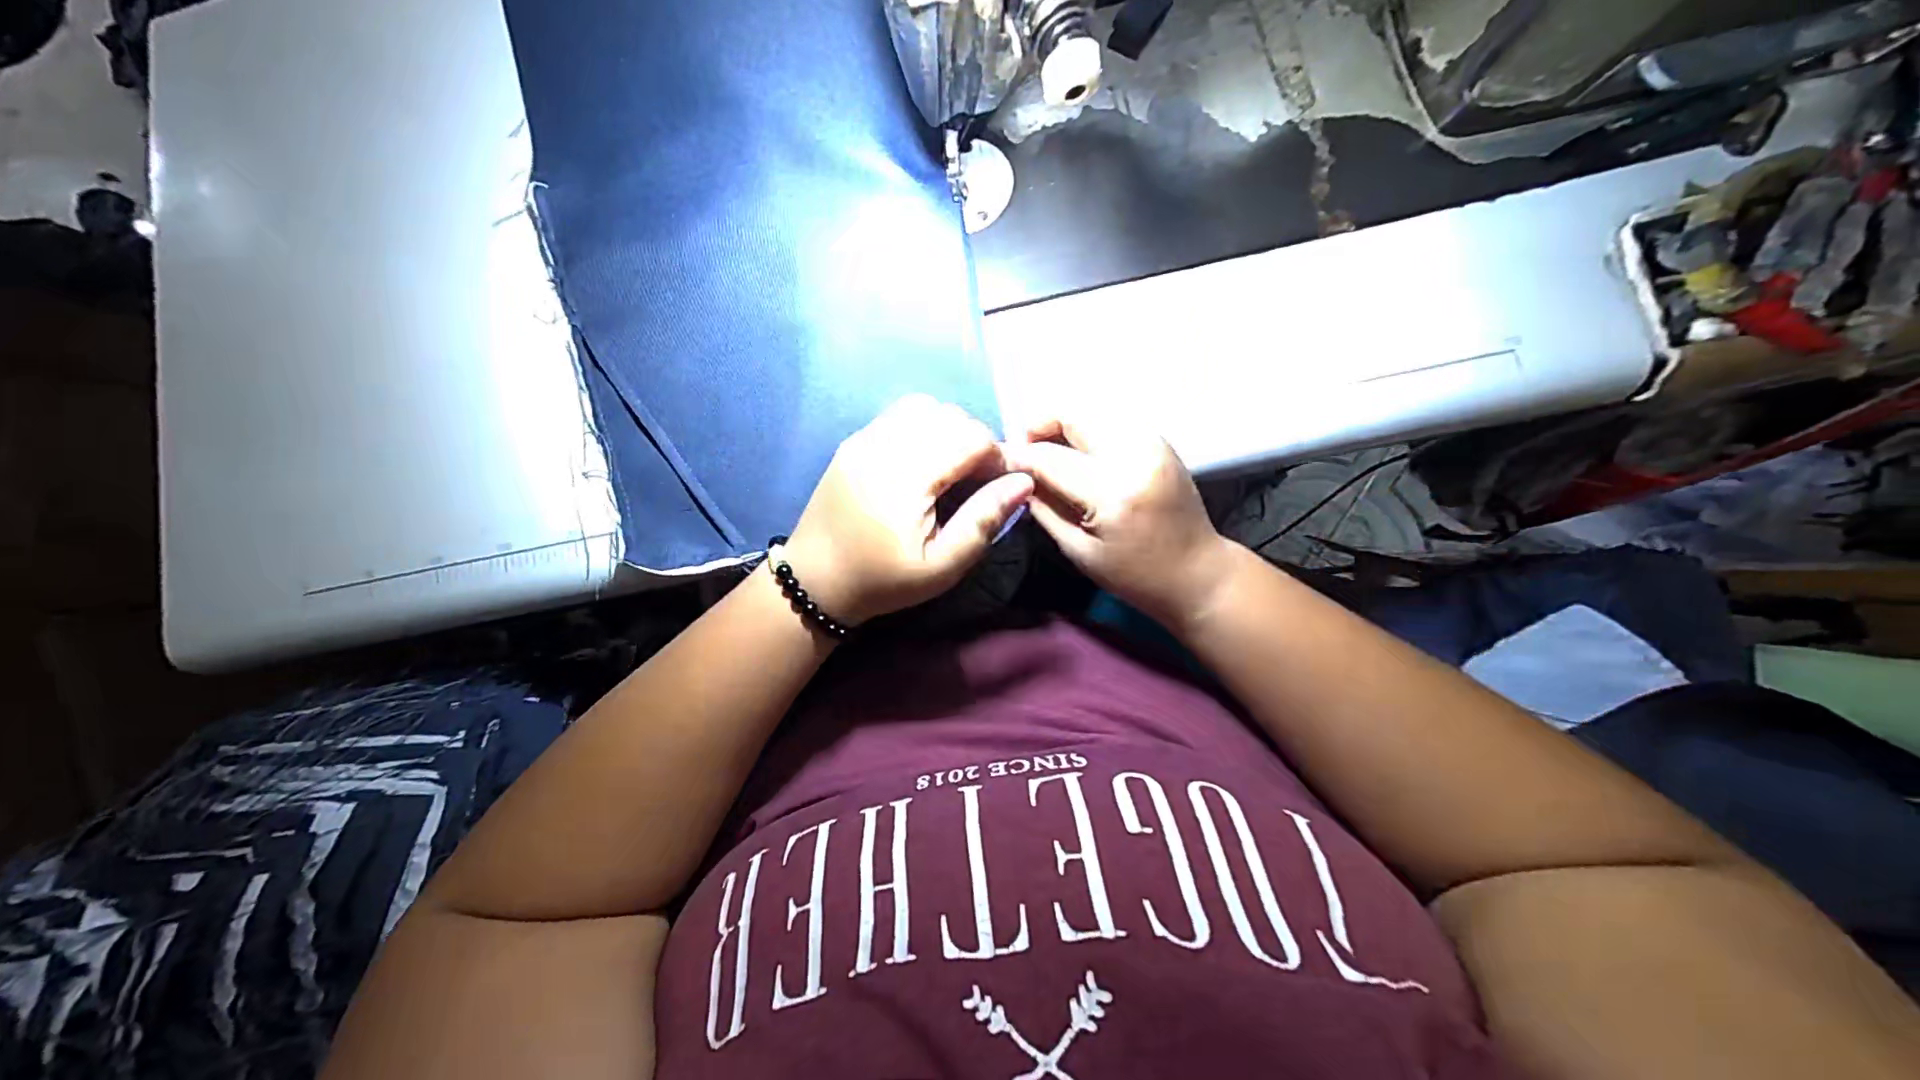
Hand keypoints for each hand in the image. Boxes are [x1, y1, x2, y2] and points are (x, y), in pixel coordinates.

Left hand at [781, 396, 1034, 625]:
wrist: (816, 581)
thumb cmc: (884, 581)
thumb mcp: (943, 566)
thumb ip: (984, 520)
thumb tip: (1024, 480)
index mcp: (907, 478)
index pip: (971, 437)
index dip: (996, 458)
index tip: (995, 488)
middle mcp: (884, 446)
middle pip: (951, 415)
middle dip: (974, 442)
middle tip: (973, 481)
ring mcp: (864, 438)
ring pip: (925, 406)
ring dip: (949, 429)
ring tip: (949, 468)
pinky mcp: (853, 441)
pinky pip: (898, 414)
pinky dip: (922, 427)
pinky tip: (922, 461)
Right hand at [1003, 412, 1236, 630]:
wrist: (1198, 573)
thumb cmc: (1135, 576)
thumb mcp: (1079, 551)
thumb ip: (1044, 508)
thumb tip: (1017, 476)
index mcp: (1113, 492)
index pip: (1049, 458)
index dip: (1017, 457)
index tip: (998, 464)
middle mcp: (1135, 455)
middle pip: (1072, 415)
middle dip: (1039, 428)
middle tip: (1025, 454)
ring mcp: (1152, 442)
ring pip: (1091, 413)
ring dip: (1063, 428)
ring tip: (1050, 457)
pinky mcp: (1159, 441)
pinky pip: (1111, 422)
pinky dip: (1088, 432)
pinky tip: (1080, 458)